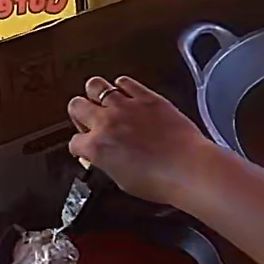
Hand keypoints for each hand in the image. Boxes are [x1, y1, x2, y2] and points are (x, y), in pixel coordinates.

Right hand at [67, 76, 219, 205]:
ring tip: (104, 102)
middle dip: (80, 113)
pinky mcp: (146, 97)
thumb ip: (107, 164)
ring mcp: (125, 106)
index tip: (86, 147)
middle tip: (89, 120)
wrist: (189, 168)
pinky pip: (125, 81)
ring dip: (96, 94)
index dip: (80, 146)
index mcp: (97, 147)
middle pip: (76, 105)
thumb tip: (103, 158)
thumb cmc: (162, 180)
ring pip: (95, 85)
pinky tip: (127, 94)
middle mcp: (107, 122)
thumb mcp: (122, 182)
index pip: (74, 142)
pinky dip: (123, 86)